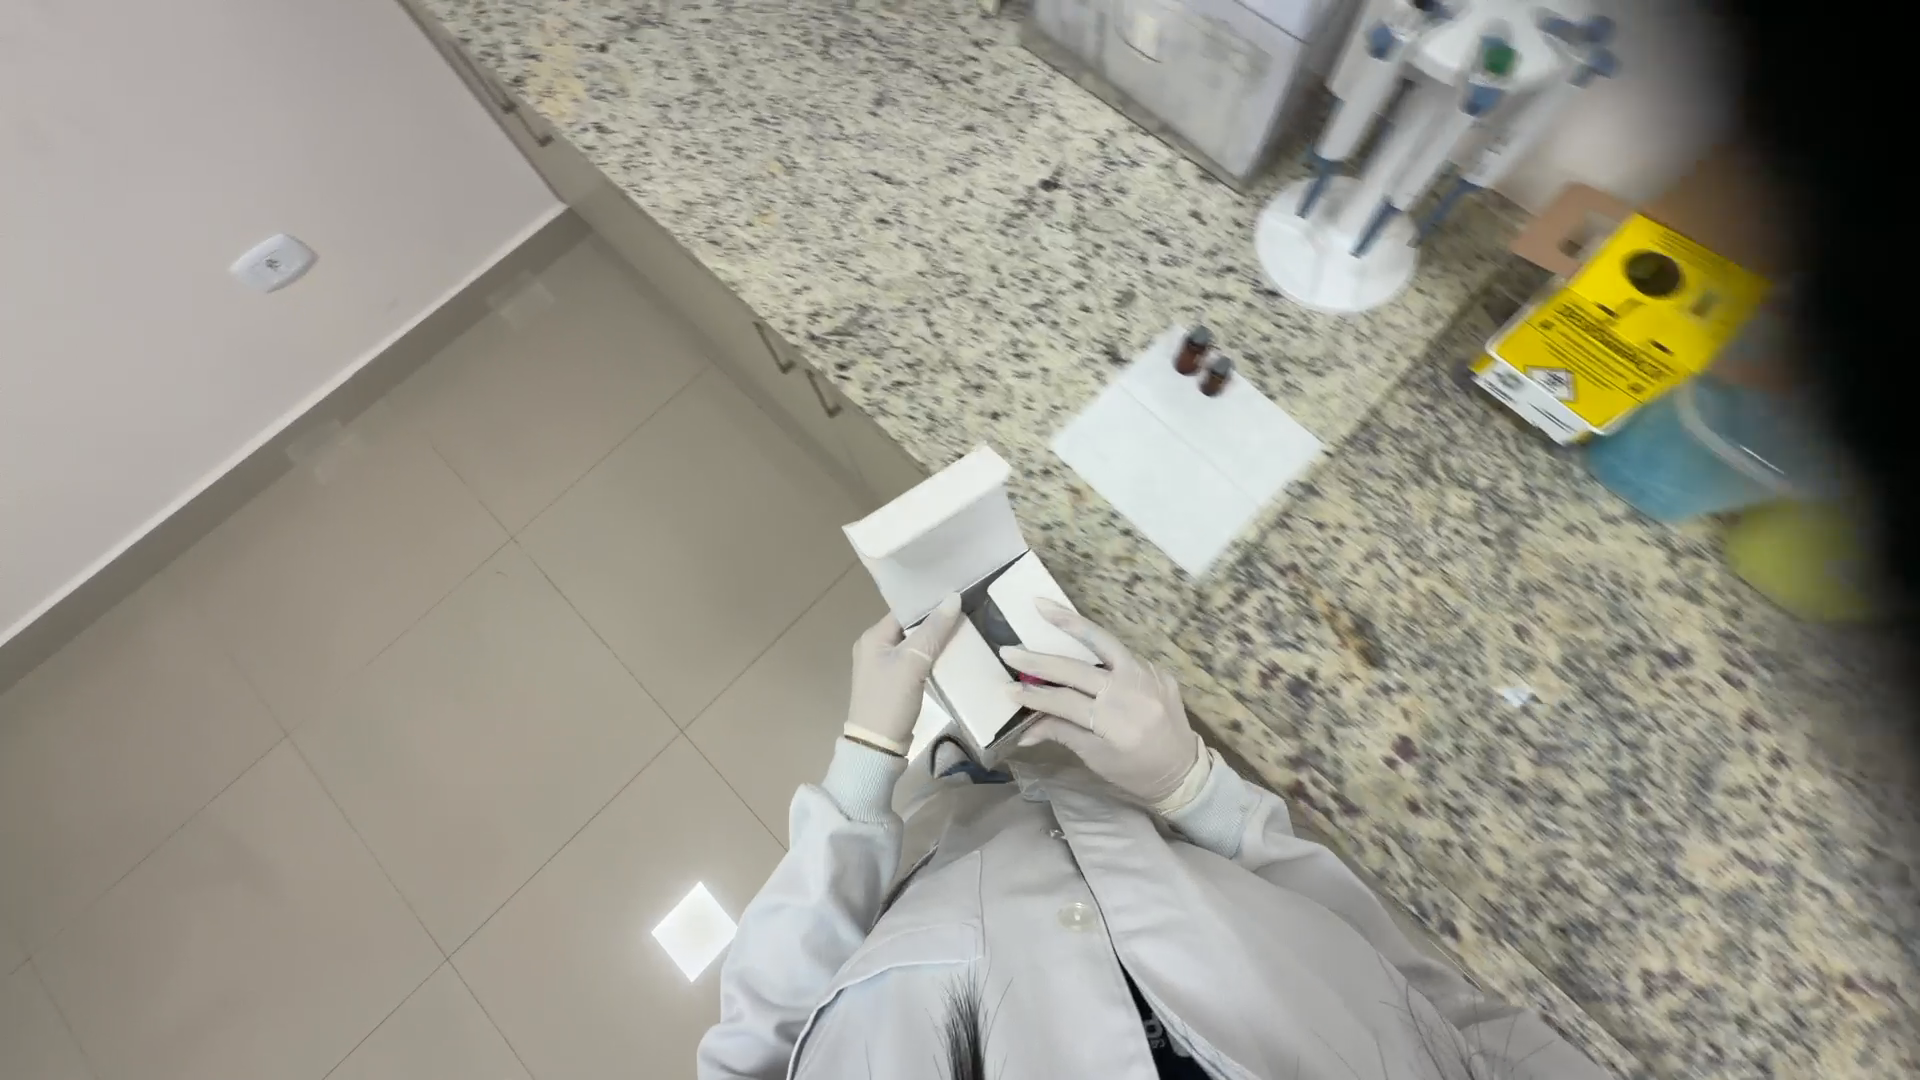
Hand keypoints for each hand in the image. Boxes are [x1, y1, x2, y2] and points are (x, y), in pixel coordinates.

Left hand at [844, 594, 963, 752]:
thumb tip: (953, 598)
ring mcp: (883, 666)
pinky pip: (914, 661)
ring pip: (914, 644)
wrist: (878, 746)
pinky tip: (951, 655)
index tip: (957, 596)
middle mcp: (874, 647)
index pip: (904, 610)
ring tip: (964, 629)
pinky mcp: (894, 682)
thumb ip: (933, 631)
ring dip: (935, 640)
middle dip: (936, 621)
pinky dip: (931, 657)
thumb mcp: (913, 662)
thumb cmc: (890, 699)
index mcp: (873, 637)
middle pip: (910, 626)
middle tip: (966, 612)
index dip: (929, 603)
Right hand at [1000, 599, 1204, 807]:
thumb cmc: (1136, 773)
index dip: (1034, 696)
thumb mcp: (1096, 757)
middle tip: (1008, 650)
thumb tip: (1022, 730)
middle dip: (1038, 660)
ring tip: (1043, 606)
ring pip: (1103, 642)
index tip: (1006, 689)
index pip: (1066, 702)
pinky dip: (1095, 642)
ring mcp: (1148, 677)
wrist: (1185, 772)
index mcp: (1116, 724)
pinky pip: (1120, 651)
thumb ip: (1061, 732)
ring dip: (1070, 623)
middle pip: (1077, 670)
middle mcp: (1133, 695)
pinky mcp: (1157, 669)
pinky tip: (1072, 630)